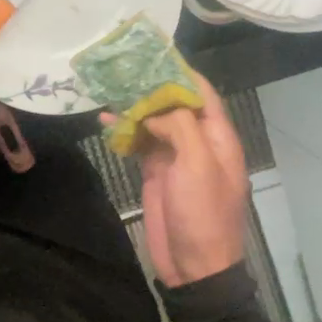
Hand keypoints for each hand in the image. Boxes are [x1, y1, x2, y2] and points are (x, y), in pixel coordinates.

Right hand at [107, 74, 249, 286]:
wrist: (194, 267)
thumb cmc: (202, 213)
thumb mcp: (197, 164)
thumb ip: (179, 125)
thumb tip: (155, 107)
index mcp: (217, 138)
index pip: (202, 93)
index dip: (180, 72)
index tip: (153, 53)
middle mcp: (198, 142)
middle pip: (174, 104)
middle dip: (151, 85)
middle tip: (123, 65)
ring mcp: (175, 157)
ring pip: (154, 121)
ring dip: (134, 106)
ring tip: (108, 86)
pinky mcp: (156, 172)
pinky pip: (140, 142)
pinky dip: (124, 130)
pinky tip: (104, 120)